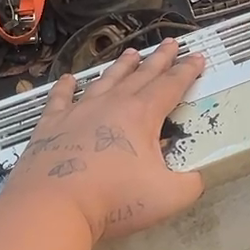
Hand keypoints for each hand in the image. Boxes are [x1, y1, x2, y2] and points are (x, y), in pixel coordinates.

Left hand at [4, 40, 206, 241]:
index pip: (171, 85)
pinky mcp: (51, 125)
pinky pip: (60, 98)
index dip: (187, 71)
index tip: (198, 57)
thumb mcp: (168, 197)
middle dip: (159, 59)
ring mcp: (78, 111)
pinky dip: (65, 87)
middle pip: (141, 75)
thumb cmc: (114, 200)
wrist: (52, 206)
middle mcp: (111, 104)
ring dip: (121, 67)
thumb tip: (197, 179)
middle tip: (171, 43)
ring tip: (131, 53)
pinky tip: (68, 79)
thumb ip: (190, 185)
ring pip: (106, 80)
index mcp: (142, 115)